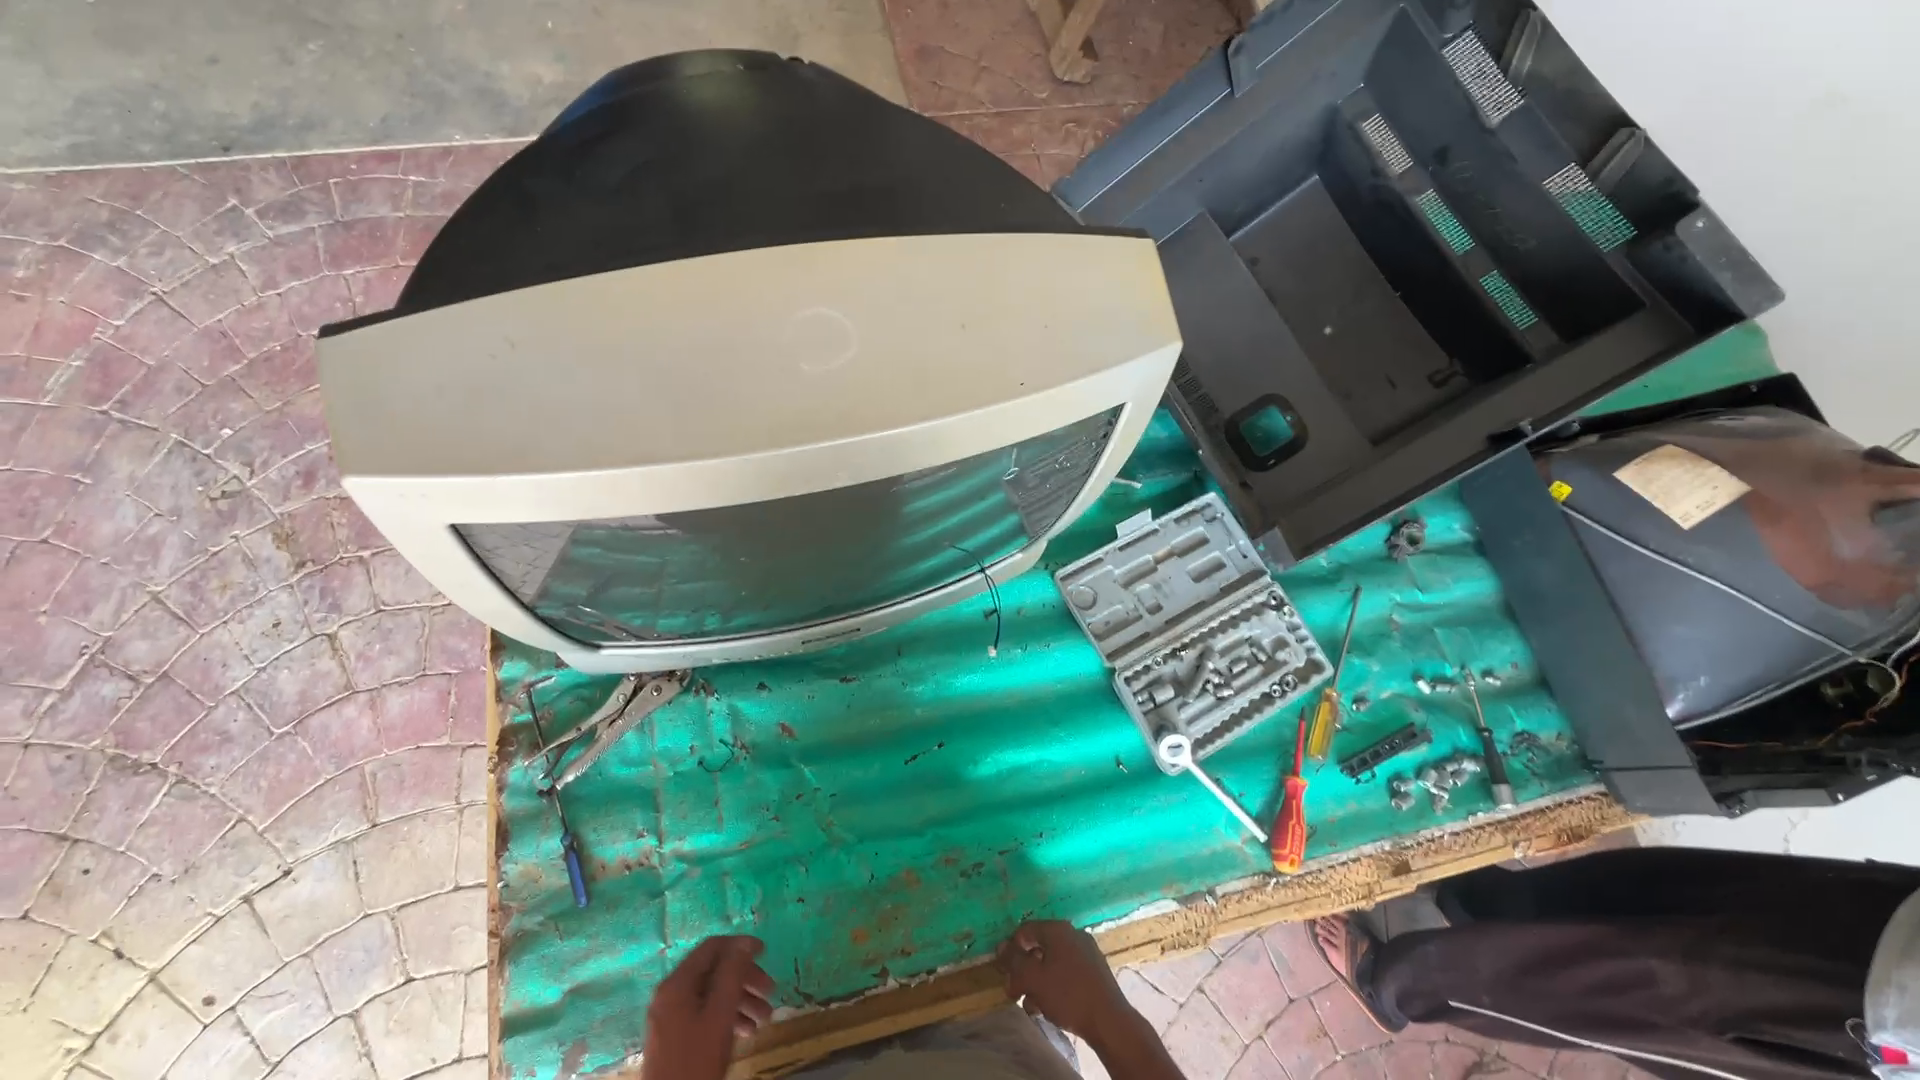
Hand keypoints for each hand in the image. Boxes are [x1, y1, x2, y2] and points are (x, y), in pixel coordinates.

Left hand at [642, 936, 774, 1079]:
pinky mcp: (674, 1035)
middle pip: (713, 971)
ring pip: (711, 994)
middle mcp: (671, 993)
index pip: (712, 948)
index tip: (766, 952)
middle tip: (770, 990)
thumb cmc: (697, 1058)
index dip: (740, 945)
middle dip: (744, 978)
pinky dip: (727, 1016)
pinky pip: (704, 1013)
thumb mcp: (720, 1013)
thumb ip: (732, 974)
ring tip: (765, 1016)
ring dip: (740, 999)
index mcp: (677, 983)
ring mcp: (671, 1015)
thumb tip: (745, 942)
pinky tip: (747, 1031)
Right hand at [995, 920, 1133, 1042]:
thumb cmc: (1067, 995)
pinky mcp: (1094, 972)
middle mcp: (1073, 935)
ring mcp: (1086, 953)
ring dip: (1037, 982)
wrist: (1109, 1021)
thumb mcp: (1033, 979)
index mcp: (1058, 930)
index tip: (1004, 972)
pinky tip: (1048, 1008)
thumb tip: (1001, 946)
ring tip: (1031, 1006)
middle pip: (1038, 948)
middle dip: (1023, 971)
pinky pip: (1066, 973)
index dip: (1010, 949)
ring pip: (1051, 963)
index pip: (1025, 930)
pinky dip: (1054, 986)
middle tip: (1014, 992)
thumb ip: (1014, 961)